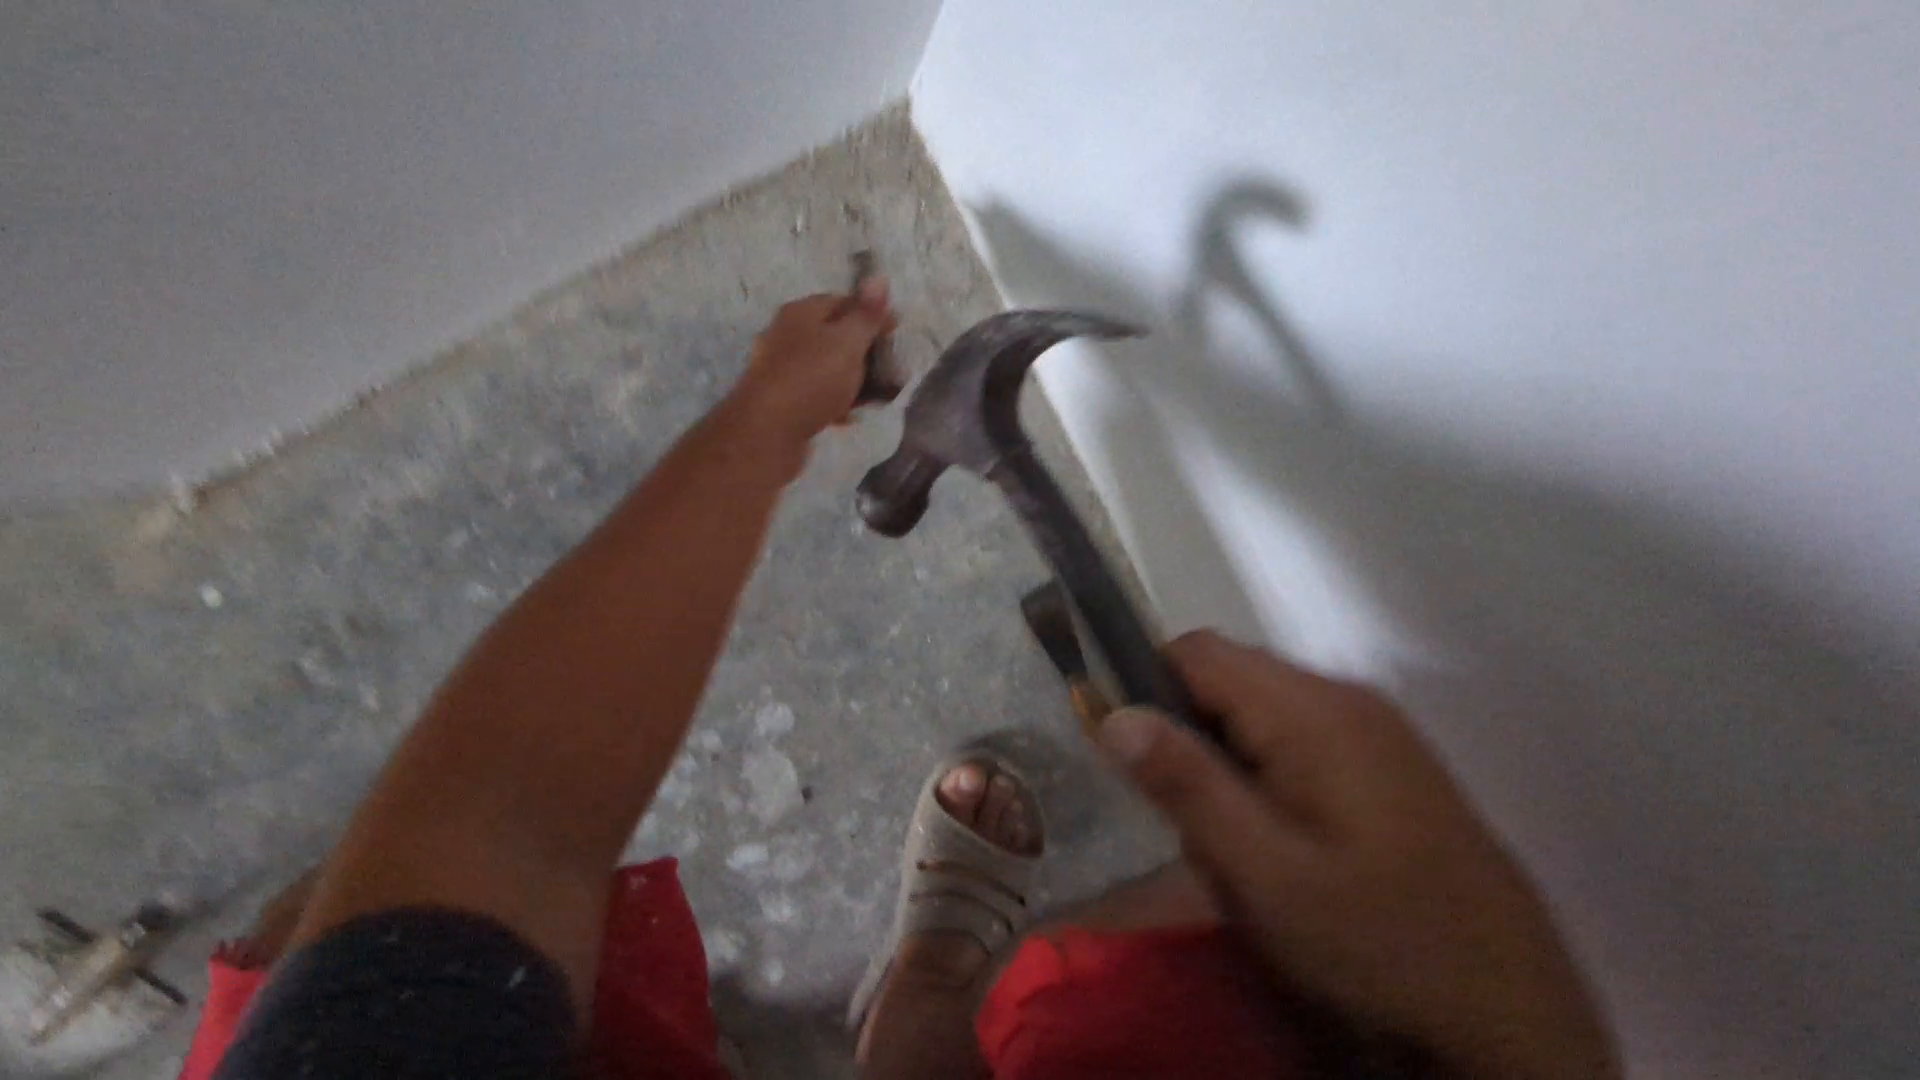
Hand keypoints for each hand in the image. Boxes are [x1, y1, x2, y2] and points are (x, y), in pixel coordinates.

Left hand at [726, 278, 895, 447]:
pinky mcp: (782, 400)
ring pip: (826, 367)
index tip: (897, 332)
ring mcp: (782, 369)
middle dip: (865, 351)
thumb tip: (879, 278)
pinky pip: (817, 394)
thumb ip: (865, 315)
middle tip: (892, 368)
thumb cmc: (812, 379)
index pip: (843, 301)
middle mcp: (786, 335)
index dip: (872, 314)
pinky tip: (849, 416)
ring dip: (853, 379)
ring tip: (877, 396)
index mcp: (801, 312)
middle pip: (834, 335)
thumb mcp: (847, 343)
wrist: (766, 432)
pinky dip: (835, 401)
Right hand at [1097, 631, 1618, 1079]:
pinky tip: (1276, 839)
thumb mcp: (1264, 875)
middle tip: (1178, 812)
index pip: (1196, 651)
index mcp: (1313, 709)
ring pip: (1262, 709)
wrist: (1514, 1018)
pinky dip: (1264, 770)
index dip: (1143, 684)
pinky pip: (1300, 738)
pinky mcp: (1390, 763)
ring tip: (1225, 836)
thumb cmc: (1377, 942)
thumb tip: (1113, 713)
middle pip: (1229, 675)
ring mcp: (1377, 728)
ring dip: (1224, 755)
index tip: (1119, 750)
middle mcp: (1347, 697)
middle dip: (1185, 729)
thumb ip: (1187, 785)